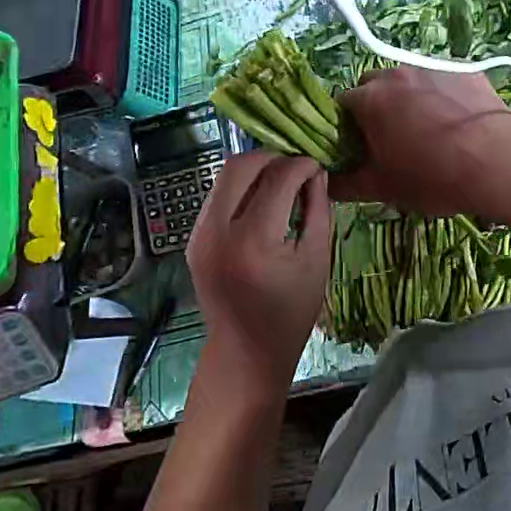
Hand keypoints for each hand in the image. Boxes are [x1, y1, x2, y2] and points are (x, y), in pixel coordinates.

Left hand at [187, 152, 332, 387]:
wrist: (246, 352)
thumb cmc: (291, 312)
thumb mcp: (316, 259)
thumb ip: (318, 209)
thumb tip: (316, 172)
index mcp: (254, 241)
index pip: (278, 179)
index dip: (302, 165)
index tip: (318, 167)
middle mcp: (218, 231)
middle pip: (240, 166)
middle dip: (273, 158)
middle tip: (296, 168)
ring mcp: (199, 235)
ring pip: (224, 178)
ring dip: (255, 171)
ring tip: (281, 182)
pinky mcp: (193, 239)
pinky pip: (217, 197)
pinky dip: (241, 189)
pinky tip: (262, 202)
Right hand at [330, 66, 510, 216]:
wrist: (498, 162)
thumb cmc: (432, 176)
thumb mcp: (384, 188)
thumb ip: (347, 185)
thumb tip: (328, 185)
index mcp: (370, 99)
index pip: (341, 105)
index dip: (346, 128)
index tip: (359, 148)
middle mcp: (397, 73)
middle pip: (374, 86)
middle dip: (376, 108)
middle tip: (392, 140)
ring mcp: (433, 68)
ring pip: (410, 81)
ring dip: (409, 99)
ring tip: (428, 131)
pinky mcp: (466, 71)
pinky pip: (443, 81)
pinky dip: (442, 97)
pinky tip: (457, 123)